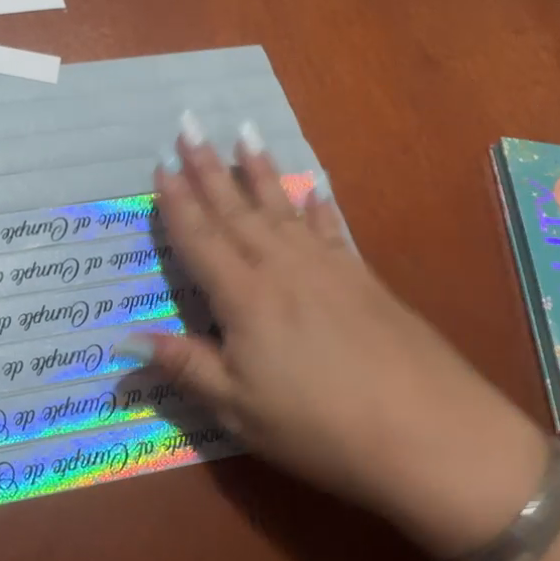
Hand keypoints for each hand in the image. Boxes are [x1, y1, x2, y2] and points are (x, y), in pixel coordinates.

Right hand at [133, 120, 550, 556]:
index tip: (161, 164)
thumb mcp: (240, 411)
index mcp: (245, 299)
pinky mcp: (364, 279)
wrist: (432, 434)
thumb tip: (127, 337)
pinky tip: (310, 189)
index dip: (177, 202)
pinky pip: (331, 229)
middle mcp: (283, 270)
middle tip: (190, 126)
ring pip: (283, 209)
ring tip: (245, 134)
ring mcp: (328, 269)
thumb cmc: (321, 428)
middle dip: (210, 168)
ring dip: (260, 172)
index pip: (201, 240)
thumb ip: (187, 367)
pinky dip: (316, 206)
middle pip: (237, 211)